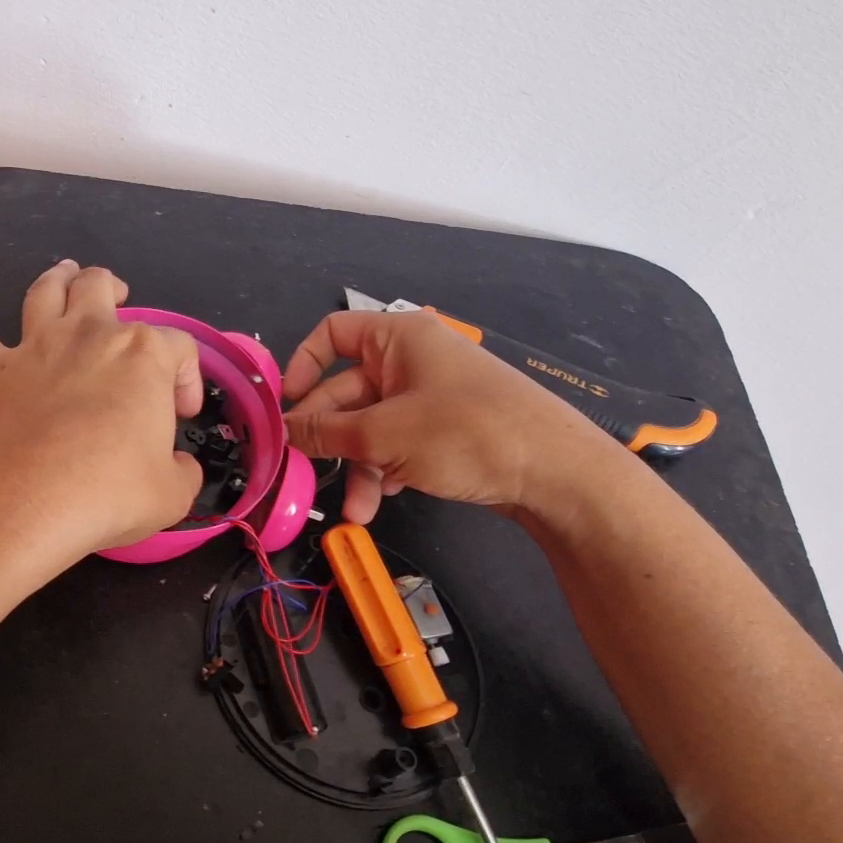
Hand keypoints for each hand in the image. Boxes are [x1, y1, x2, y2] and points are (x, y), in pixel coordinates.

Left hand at [0, 261, 203, 573]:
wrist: (27, 502)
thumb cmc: (108, 492)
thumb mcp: (171, 493)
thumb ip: (181, 473)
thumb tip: (180, 470)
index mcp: (142, 356)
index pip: (178, 347)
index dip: (188, 376)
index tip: (183, 412)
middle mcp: (88, 336)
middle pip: (100, 289)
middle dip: (113, 287)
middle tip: (119, 294)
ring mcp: (35, 349)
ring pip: (44, 292)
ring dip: (56, 278)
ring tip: (64, 271)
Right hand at [282, 310, 625, 523]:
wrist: (559, 474)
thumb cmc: (465, 433)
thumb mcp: (384, 435)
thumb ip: (325, 432)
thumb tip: (283, 431)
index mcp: (398, 338)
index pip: (333, 334)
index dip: (303, 365)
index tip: (287, 404)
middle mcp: (411, 360)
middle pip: (347, 391)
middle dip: (328, 435)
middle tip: (304, 468)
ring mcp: (430, 396)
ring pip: (371, 425)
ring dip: (356, 465)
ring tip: (355, 508)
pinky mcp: (445, 430)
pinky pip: (397, 443)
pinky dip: (384, 470)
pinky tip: (381, 503)